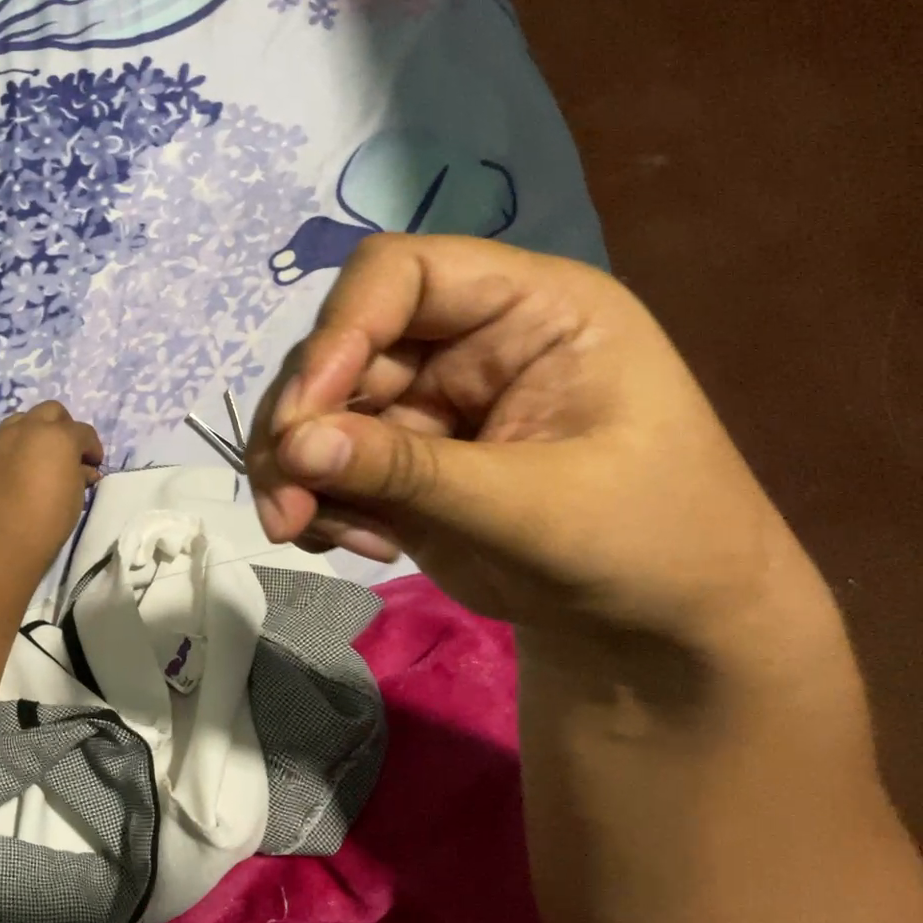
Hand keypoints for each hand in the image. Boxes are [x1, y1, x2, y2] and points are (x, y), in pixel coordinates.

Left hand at [0, 401, 102, 575]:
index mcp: (58, 436)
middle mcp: (26, 428)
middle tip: (64, 453)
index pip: (83, 431)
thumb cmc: (46, 521)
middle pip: (50, 412)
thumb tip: (82, 470)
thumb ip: (79, 475)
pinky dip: (6, 452)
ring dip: (31, 434)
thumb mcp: (75, 497)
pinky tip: (7, 474)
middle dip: (62, 428)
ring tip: (33, 459)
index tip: (92, 466)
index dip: (91, 448)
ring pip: (18, 422)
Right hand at [246, 234, 809, 648]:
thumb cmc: (646, 544)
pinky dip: (312, 504)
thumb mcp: (532, 505)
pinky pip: (318, 465)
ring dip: (294, 475)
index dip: (340, 331)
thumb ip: (408, 471)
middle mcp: (461, 344)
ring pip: (313, 414)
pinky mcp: (393, 460)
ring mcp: (421, 405)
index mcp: (527, 312)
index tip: (302, 419)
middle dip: (298, 431)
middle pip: (337, 353)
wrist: (656, 625)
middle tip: (287, 513)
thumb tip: (291, 446)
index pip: (400, 275)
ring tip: (309, 535)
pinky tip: (346, 545)